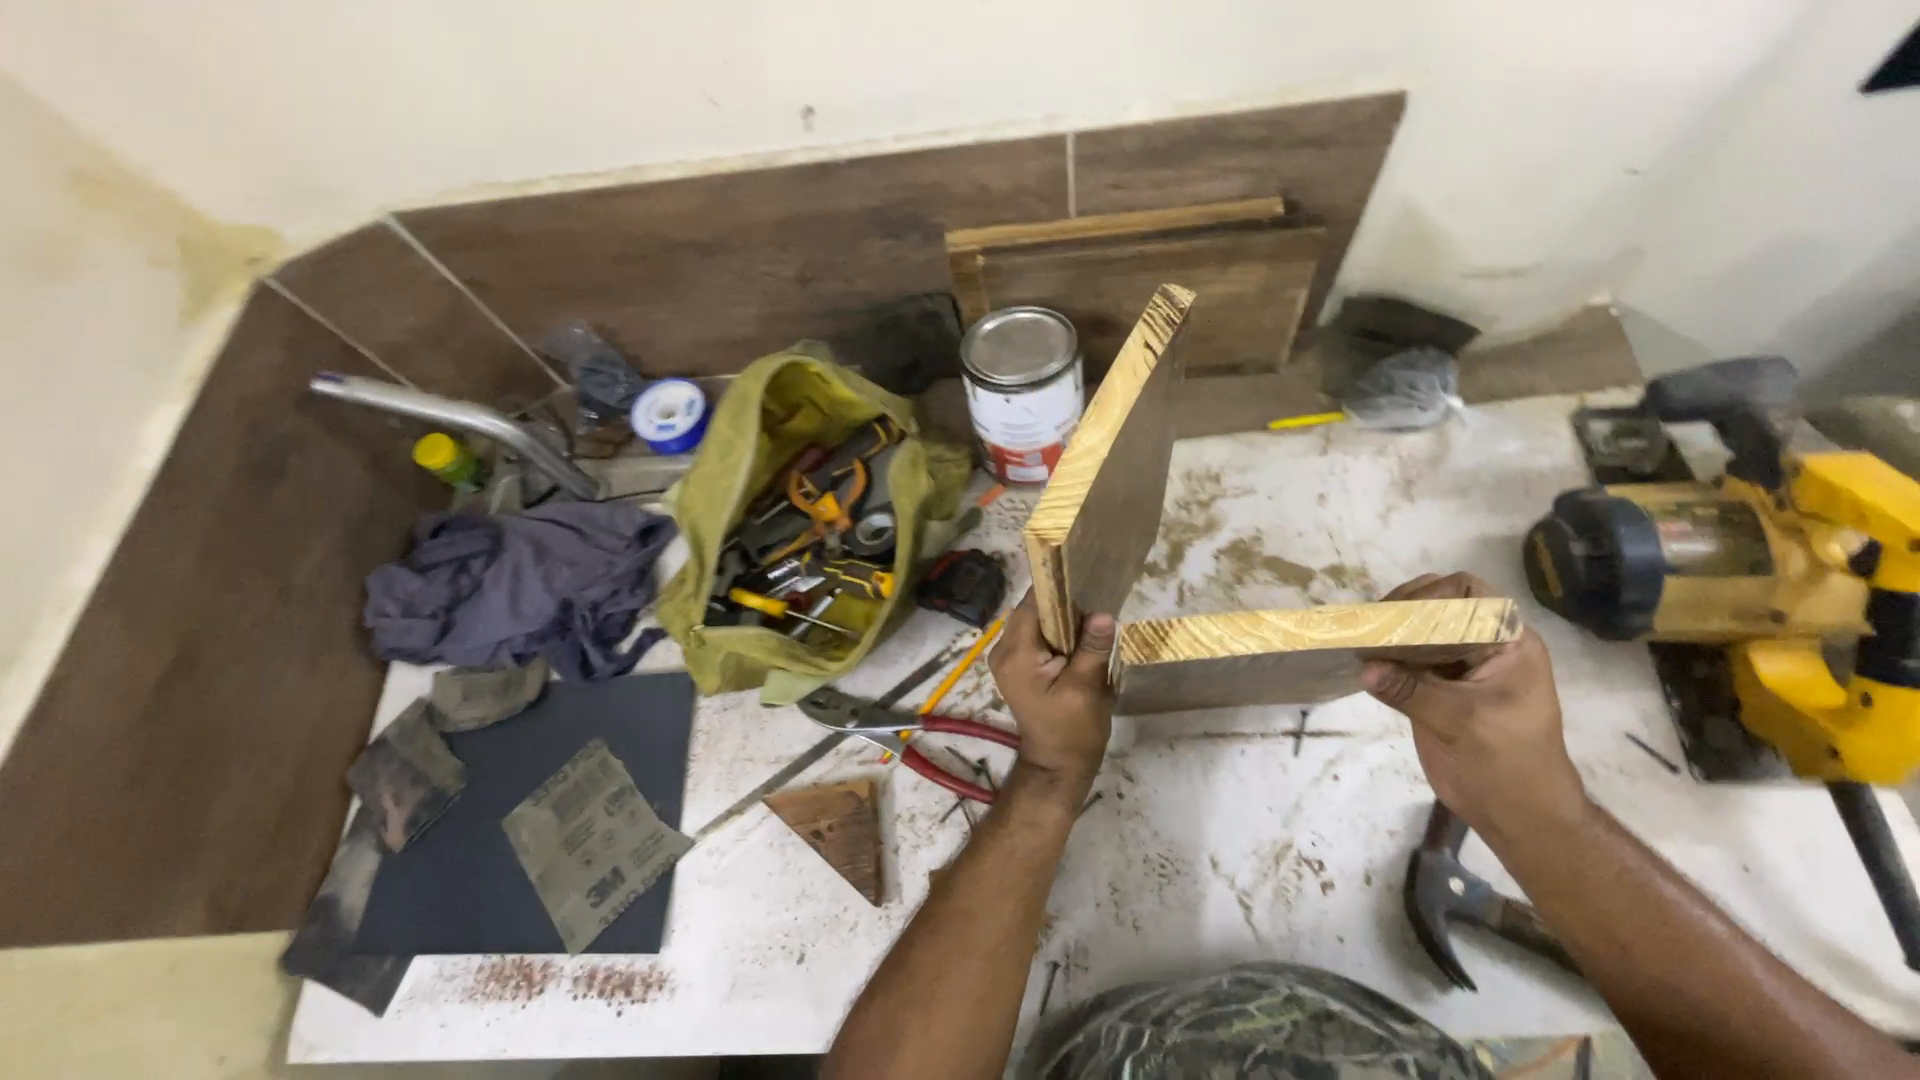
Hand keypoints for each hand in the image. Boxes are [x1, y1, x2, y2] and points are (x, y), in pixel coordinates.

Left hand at [988, 591, 1115, 800]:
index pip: (1032, 605)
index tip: (1085, 579)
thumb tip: (1102, 614)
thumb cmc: (1072, 729)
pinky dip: (1054, 631)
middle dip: (1061, 604)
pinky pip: (1034, 634)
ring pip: (1033, 620)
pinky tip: (1077, 637)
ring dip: (1059, 618)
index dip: (1057, 590)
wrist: (1057, 763)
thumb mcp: (1086, 688)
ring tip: (1089, 620)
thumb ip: (1091, 649)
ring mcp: (1006, 657)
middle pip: (1031, 610)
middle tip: (1093, 603)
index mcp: (1016, 654)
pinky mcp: (1016, 664)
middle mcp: (1002, 650)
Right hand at [1361, 572, 1587, 842]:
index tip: (1401, 618)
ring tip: (1365, 641)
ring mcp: (1460, 665)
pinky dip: (1386, 655)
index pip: (1471, 594)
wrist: (1518, 814)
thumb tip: (1364, 666)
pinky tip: (1364, 660)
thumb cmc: (1506, 765)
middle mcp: (1485, 645)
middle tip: (1376, 626)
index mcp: (1509, 644)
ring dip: (1392, 631)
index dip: (1434, 596)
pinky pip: (1409, 657)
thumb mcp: (1460, 723)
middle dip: (1407, 610)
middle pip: (1442, 604)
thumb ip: (1411, 691)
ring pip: (1422, 629)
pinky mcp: (1438, 685)